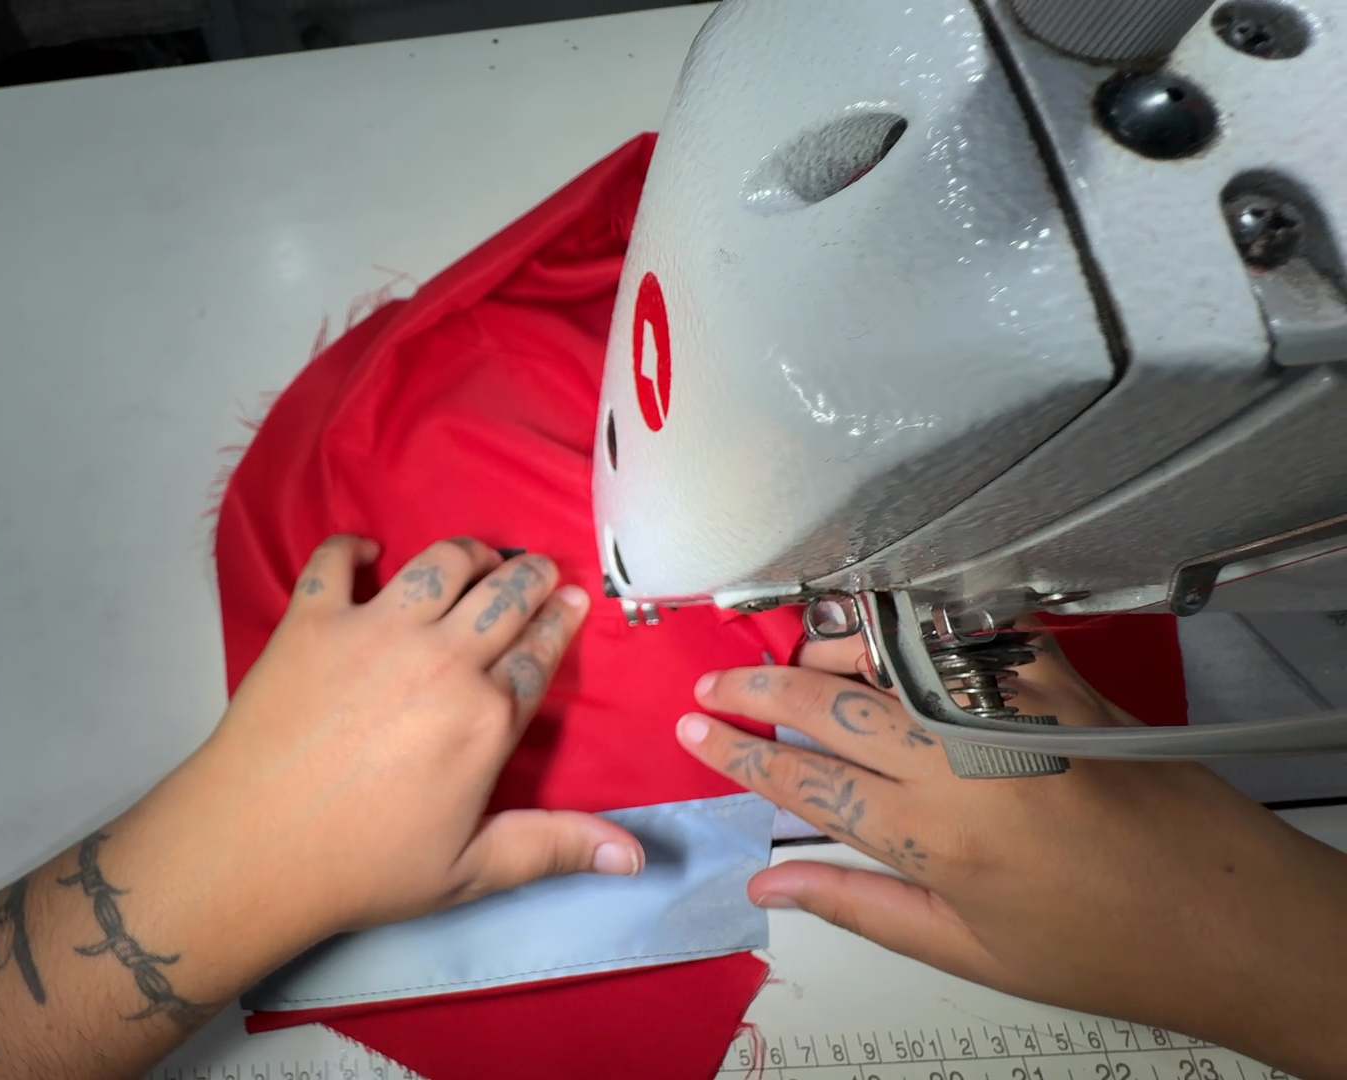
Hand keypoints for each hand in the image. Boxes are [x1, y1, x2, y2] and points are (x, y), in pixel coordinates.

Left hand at [124, 537, 640, 965]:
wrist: (251, 848)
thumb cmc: (362, 866)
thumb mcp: (469, 871)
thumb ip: (553, 847)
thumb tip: (636, 857)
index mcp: (483, 717)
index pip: (538, 655)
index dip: (561, 624)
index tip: (574, 599)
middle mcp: (439, 659)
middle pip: (503, 597)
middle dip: (532, 575)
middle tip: (539, 568)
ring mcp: (373, 630)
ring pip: (439, 564)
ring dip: (469, 552)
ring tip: (479, 556)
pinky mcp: (312, 618)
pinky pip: (335, 560)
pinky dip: (353, 548)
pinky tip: (368, 551)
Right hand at [676, 634, 1346, 1076]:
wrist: (1259, 925)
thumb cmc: (1112, 951)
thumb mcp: (970, 951)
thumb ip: (855, 904)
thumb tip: (767, 883)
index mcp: (942, 837)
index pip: (800, 779)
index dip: (734, 753)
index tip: (693, 732)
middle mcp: (969, 764)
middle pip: (822, 702)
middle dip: (750, 690)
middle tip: (711, 687)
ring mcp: (1012, 713)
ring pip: (877, 656)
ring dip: (816, 657)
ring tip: (791, 674)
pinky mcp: (1052, 683)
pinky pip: (950, 639)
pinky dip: (897, 640)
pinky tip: (876, 656)